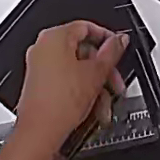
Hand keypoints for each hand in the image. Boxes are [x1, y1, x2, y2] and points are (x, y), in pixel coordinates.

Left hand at [7, 21, 127, 159]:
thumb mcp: (96, 74)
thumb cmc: (58, 102)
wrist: (40, 132)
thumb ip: (111, 52)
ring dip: (96, 86)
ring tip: (104, 104)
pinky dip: (82, 92)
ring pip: (77, 69)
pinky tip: (93, 108)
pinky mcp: (40, 84)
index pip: (86, 27)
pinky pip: (66, 81)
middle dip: (103, 70)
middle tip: (115, 82)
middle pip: (83, 51)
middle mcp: (43, 48)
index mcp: (54, 37)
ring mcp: (40, 66)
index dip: (107, 38)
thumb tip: (119, 40)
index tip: (118, 48)